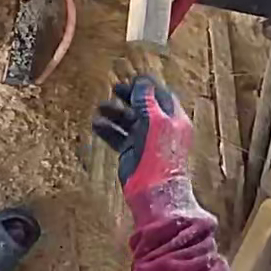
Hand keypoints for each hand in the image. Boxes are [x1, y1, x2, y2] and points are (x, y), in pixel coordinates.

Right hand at [91, 74, 192, 198]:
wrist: (155, 191)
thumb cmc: (160, 155)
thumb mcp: (154, 121)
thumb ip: (146, 100)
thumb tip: (141, 81)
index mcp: (173, 118)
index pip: (160, 96)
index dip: (147, 87)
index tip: (132, 79)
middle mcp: (160, 128)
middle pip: (143, 106)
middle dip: (129, 96)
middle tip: (114, 88)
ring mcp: (146, 140)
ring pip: (128, 120)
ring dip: (115, 112)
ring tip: (100, 107)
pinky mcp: (132, 152)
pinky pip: (118, 136)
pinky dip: (108, 129)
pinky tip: (96, 124)